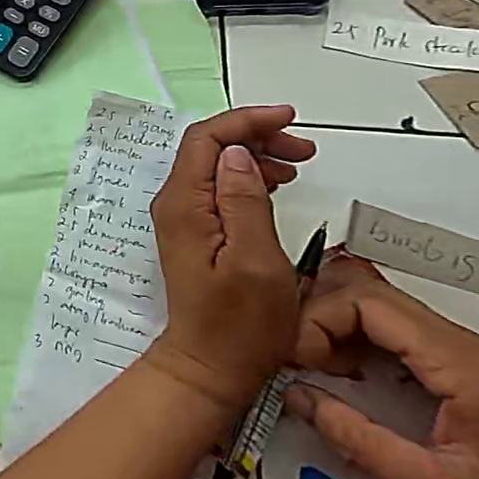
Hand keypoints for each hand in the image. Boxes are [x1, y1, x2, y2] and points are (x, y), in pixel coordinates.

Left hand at [144, 105, 315, 409]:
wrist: (211, 360)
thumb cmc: (241, 321)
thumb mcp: (256, 260)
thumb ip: (244, 201)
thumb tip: (236, 153)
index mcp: (183, 205)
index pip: (203, 141)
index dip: (243, 122)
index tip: (289, 117)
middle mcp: (174, 204)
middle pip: (206, 149)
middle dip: (254, 137)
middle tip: (305, 149)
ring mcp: (181, 217)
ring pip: (213, 167)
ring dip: (254, 157)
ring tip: (299, 165)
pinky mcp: (194, 230)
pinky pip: (217, 189)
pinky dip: (248, 179)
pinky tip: (277, 186)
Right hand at [289, 260, 478, 478]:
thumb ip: (358, 439)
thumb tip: (297, 397)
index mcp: (465, 365)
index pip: (363, 300)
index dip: (314, 319)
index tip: (296, 360)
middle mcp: (470, 350)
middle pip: (369, 295)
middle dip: (316, 317)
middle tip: (296, 360)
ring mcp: (476, 361)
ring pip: (383, 313)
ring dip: (337, 331)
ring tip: (317, 370)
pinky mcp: (477, 378)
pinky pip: (403, 339)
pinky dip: (362, 346)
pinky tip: (351, 379)